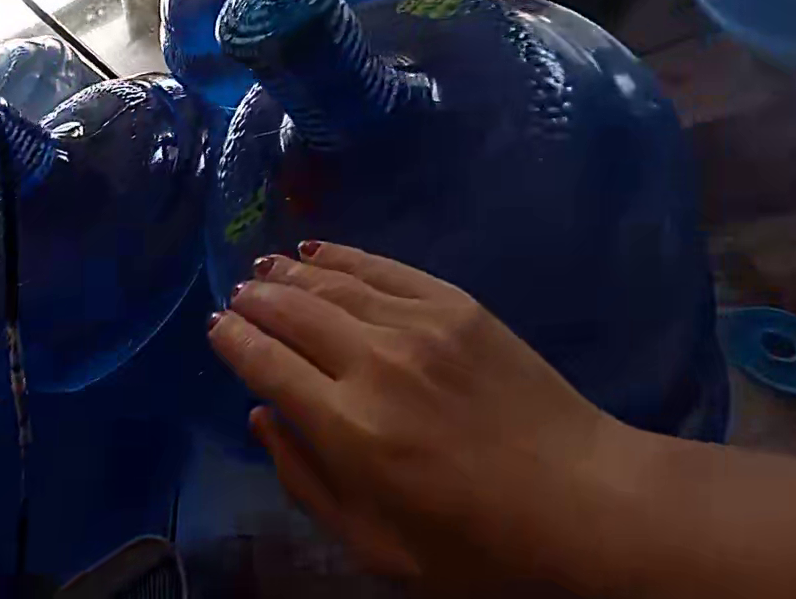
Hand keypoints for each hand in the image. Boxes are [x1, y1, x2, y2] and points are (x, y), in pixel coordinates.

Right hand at [207, 242, 615, 593]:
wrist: (579, 496)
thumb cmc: (474, 541)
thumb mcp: (377, 545)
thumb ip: (306, 479)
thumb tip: (261, 415)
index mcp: (351, 429)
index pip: (269, 366)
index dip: (235, 342)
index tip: (216, 327)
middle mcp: (375, 363)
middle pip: (295, 314)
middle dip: (257, 300)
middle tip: (236, 293)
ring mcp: (417, 324)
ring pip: (333, 284)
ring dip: (290, 273)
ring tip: (263, 266)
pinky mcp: (452, 303)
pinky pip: (382, 268)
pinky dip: (343, 256)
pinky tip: (316, 251)